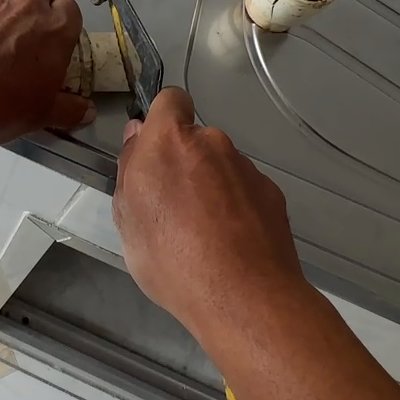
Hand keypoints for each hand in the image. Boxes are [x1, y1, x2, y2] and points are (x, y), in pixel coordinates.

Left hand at [0, 0, 91, 143]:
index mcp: (56, 29)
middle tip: (26, 39)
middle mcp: (29, 6)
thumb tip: (85, 111)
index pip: (70, 11)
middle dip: (35, 11)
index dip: (62, 23)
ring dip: (7, 6)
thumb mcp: (43, 114)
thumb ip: (69, 109)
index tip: (55, 40)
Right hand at [113, 88, 308, 336]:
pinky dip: (238, 208)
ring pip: (221, 166)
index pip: (170, 99)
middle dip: (185, 161)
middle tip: (174, 206)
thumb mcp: (126, 216)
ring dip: (212, 186)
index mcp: (169, 139)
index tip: (155, 150)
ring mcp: (247, 168)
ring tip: (206, 235)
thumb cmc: (170, 256)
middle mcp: (212, 142)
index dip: (162, 118)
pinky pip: (245, 191)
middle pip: (195, 139)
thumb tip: (138, 138)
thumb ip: (129, 167)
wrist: (244, 300)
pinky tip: (233, 245)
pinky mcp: (273, 195)